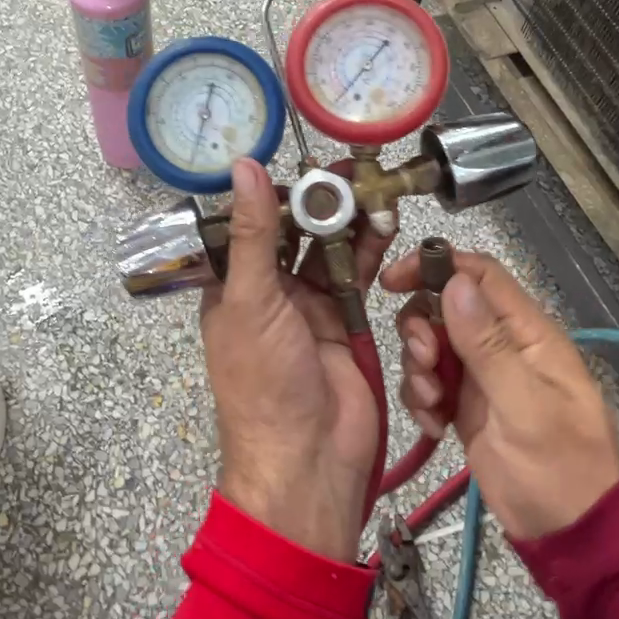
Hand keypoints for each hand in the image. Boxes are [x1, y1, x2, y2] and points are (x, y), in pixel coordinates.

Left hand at [199, 158, 394, 561]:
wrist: (308, 458)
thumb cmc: (265, 378)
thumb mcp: (251, 299)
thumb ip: (254, 233)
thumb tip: (242, 166)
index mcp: (233, 285)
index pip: (251, 224)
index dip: (277, 193)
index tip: (303, 161)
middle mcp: (269, 290)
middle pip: (296, 233)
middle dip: (321, 203)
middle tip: (351, 169)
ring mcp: (308, 306)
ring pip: (329, 250)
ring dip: (349, 222)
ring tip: (373, 189)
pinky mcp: (344, 321)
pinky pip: (357, 276)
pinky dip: (370, 251)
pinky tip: (385, 224)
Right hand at [382, 249, 618, 539]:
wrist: (569, 536)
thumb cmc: (560, 469)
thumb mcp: (526, 407)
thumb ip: (488, 345)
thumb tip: (454, 283)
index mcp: (528, 333)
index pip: (478, 274)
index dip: (434, 265)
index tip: (392, 282)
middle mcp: (501, 344)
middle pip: (443, 306)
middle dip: (420, 329)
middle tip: (423, 363)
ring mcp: (480, 374)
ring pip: (429, 343)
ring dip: (418, 369)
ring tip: (433, 406)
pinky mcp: (463, 404)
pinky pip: (427, 381)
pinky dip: (421, 398)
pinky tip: (433, 426)